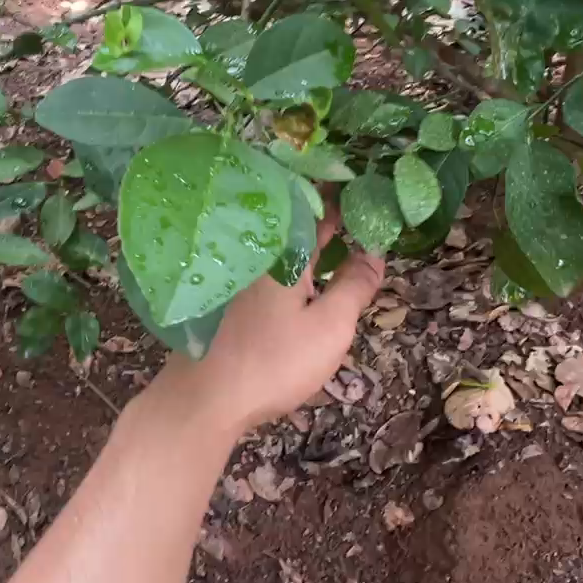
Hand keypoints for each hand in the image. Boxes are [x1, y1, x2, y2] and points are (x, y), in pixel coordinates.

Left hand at [141, 214, 384, 439]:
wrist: (206, 397)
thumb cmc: (274, 360)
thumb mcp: (330, 326)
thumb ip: (355, 286)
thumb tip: (376, 252)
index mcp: (282, 253)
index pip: (315, 211)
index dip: (338, 198)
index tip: (361, 186)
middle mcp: (258, 256)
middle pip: (296, 227)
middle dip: (325, 217)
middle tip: (356, 207)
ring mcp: (241, 277)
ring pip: (281, 249)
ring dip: (309, 242)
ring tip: (339, 238)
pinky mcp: (231, 299)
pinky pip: (268, 268)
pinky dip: (291, 265)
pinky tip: (305, 277)